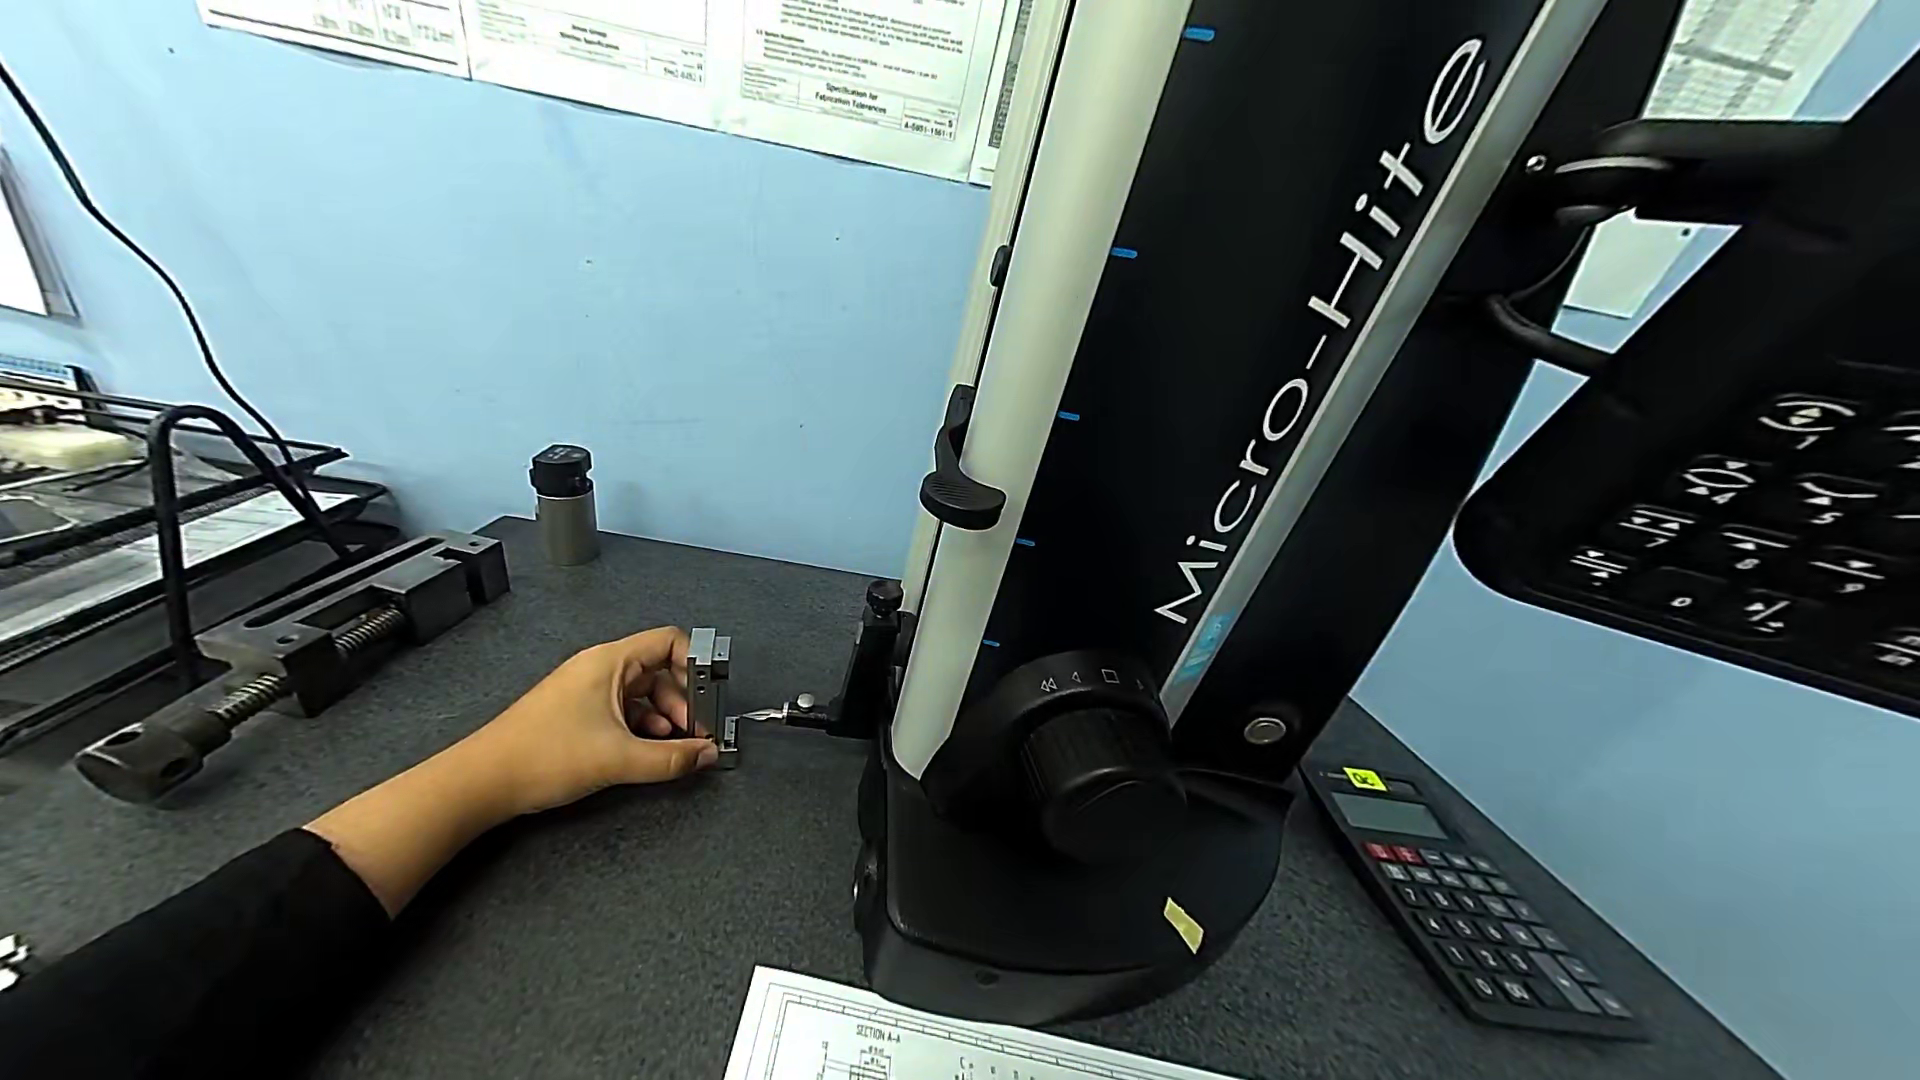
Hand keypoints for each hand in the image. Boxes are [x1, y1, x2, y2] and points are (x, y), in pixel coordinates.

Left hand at [308, 627, 716, 914]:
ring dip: (665, 715)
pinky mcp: (579, 710)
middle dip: (684, 698)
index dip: (696, 663)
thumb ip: (671, 757)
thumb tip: (709, 754)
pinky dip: (643, 724)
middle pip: (661, 669)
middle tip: (695, 729)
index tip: (709, 694)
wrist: (477, 784)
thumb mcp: (617, 758)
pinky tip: (647, 747)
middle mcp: (601, 667)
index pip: (670, 641)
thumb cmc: (546, 756)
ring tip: (673, 743)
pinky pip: (625, 707)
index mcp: (610, 661)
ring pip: (644, 691)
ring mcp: (588, 689)